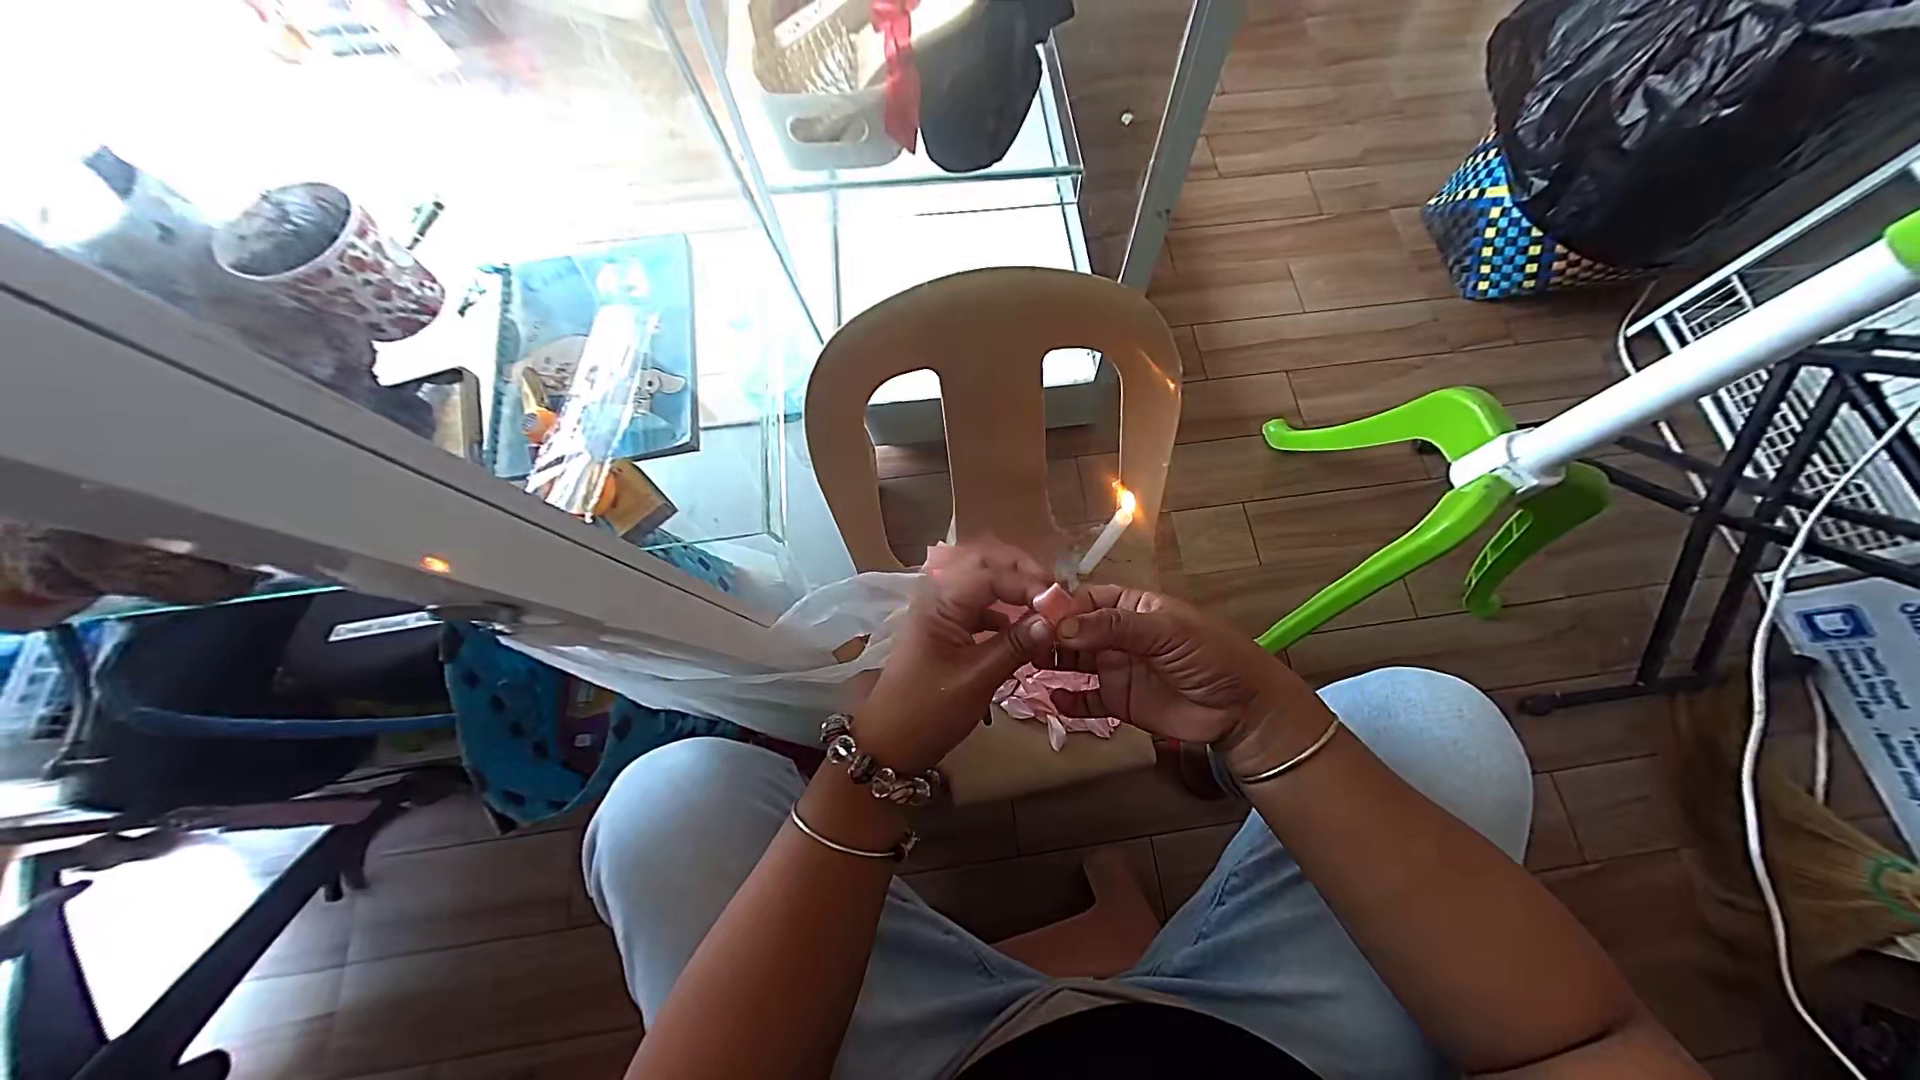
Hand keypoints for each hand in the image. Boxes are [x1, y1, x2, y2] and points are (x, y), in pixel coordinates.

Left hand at [853, 540, 1055, 772]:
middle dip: (1020, 571)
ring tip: (1042, 606)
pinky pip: (977, 606)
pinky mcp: (943, 628)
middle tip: (1052, 592)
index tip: (1058, 603)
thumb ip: (1015, 645)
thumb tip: (1052, 620)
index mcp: (939, 602)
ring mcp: (938, 611)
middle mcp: (937, 596)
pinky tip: (1020, 628)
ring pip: (980, 582)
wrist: (889, 742)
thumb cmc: (929, 711)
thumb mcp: (977, 679)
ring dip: (1011, 587)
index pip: (990, 573)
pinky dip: (1001, 610)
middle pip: (982, 563)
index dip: (1027, 583)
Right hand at [1043, 585, 1333, 773]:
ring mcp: (1114, 668)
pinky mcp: (1117, 701)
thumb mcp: (1166, 631)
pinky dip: (1067, 700)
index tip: (1032, 617)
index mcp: (1130, 608)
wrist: (1244, 710)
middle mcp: (1116, 635)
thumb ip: (1114, 627)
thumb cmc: (1211, 656)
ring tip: (1026, 666)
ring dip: (1050, 663)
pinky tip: (1052, 700)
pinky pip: (1084, 699)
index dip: (1059, 607)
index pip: (1085, 600)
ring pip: (1072, 662)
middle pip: (1072, 630)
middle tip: (1022, 644)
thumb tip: (1063, 627)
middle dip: (1048, 635)